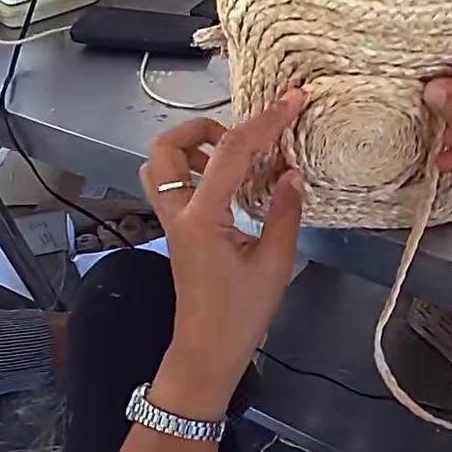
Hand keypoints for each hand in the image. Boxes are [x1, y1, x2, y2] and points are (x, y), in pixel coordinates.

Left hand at [139, 91, 306, 418]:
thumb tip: (292, 173)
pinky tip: (229, 185)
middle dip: (204, 127)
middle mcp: (177, 212)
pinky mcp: (176, 230)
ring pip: (159, 164)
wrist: (207, 351)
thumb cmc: (241, 314)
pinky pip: (171, 184)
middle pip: (166, 146)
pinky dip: (195, 169)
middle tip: (243, 139)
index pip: (230, 152)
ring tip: (234, 159)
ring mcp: (171, 221)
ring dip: (192, 148)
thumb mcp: (275, 264)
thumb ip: (285, 213)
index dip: (265, 121)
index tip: (293, 100)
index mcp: (202, 217)